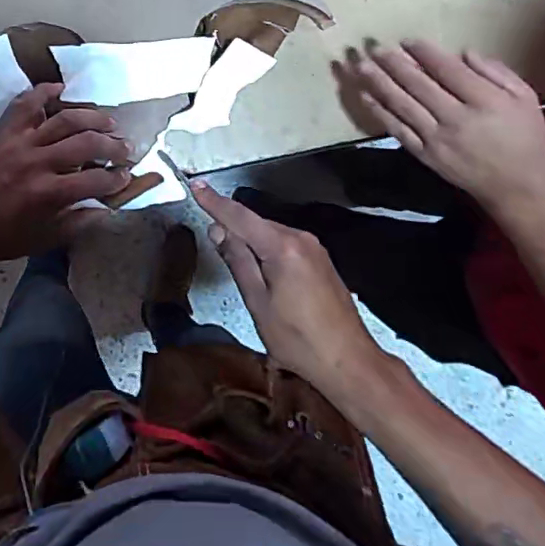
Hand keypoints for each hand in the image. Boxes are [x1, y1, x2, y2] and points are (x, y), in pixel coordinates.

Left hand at [0, 84, 132, 267]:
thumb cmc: (4, 237)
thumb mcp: (48, 238)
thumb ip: (81, 221)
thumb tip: (108, 205)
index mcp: (48, 193)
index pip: (96, 180)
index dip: (117, 178)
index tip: (126, 176)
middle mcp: (37, 163)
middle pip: (86, 143)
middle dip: (113, 145)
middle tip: (125, 148)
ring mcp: (19, 144)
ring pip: (64, 119)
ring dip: (92, 118)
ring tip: (107, 122)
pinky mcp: (4, 135)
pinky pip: (25, 105)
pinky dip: (43, 92)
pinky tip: (61, 89)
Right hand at [189, 182, 388, 398]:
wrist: (348, 359)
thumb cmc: (298, 339)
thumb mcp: (258, 302)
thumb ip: (237, 261)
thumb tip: (219, 231)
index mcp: (283, 247)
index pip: (240, 216)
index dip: (215, 202)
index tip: (197, 186)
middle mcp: (301, 238)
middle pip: (257, 223)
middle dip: (232, 226)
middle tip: (212, 241)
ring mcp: (314, 248)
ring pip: (271, 234)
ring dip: (250, 240)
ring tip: (234, 261)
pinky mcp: (320, 259)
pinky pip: (286, 244)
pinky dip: (267, 248)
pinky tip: (261, 268)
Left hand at [346, 41, 544, 212]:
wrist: (517, 188)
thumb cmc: (525, 138)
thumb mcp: (525, 98)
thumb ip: (496, 72)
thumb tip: (463, 52)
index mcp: (484, 102)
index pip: (447, 70)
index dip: (425, 53)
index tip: (406, 40)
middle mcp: (457, 119)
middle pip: (419, 85)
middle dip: (394, 64)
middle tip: (373, 46)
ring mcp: (438, 139)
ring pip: (403, 106)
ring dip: (380, 84)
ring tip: (362, 66)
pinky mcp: (426, 156)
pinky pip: (399, 131)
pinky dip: (381, 113)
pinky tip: (367, 97)